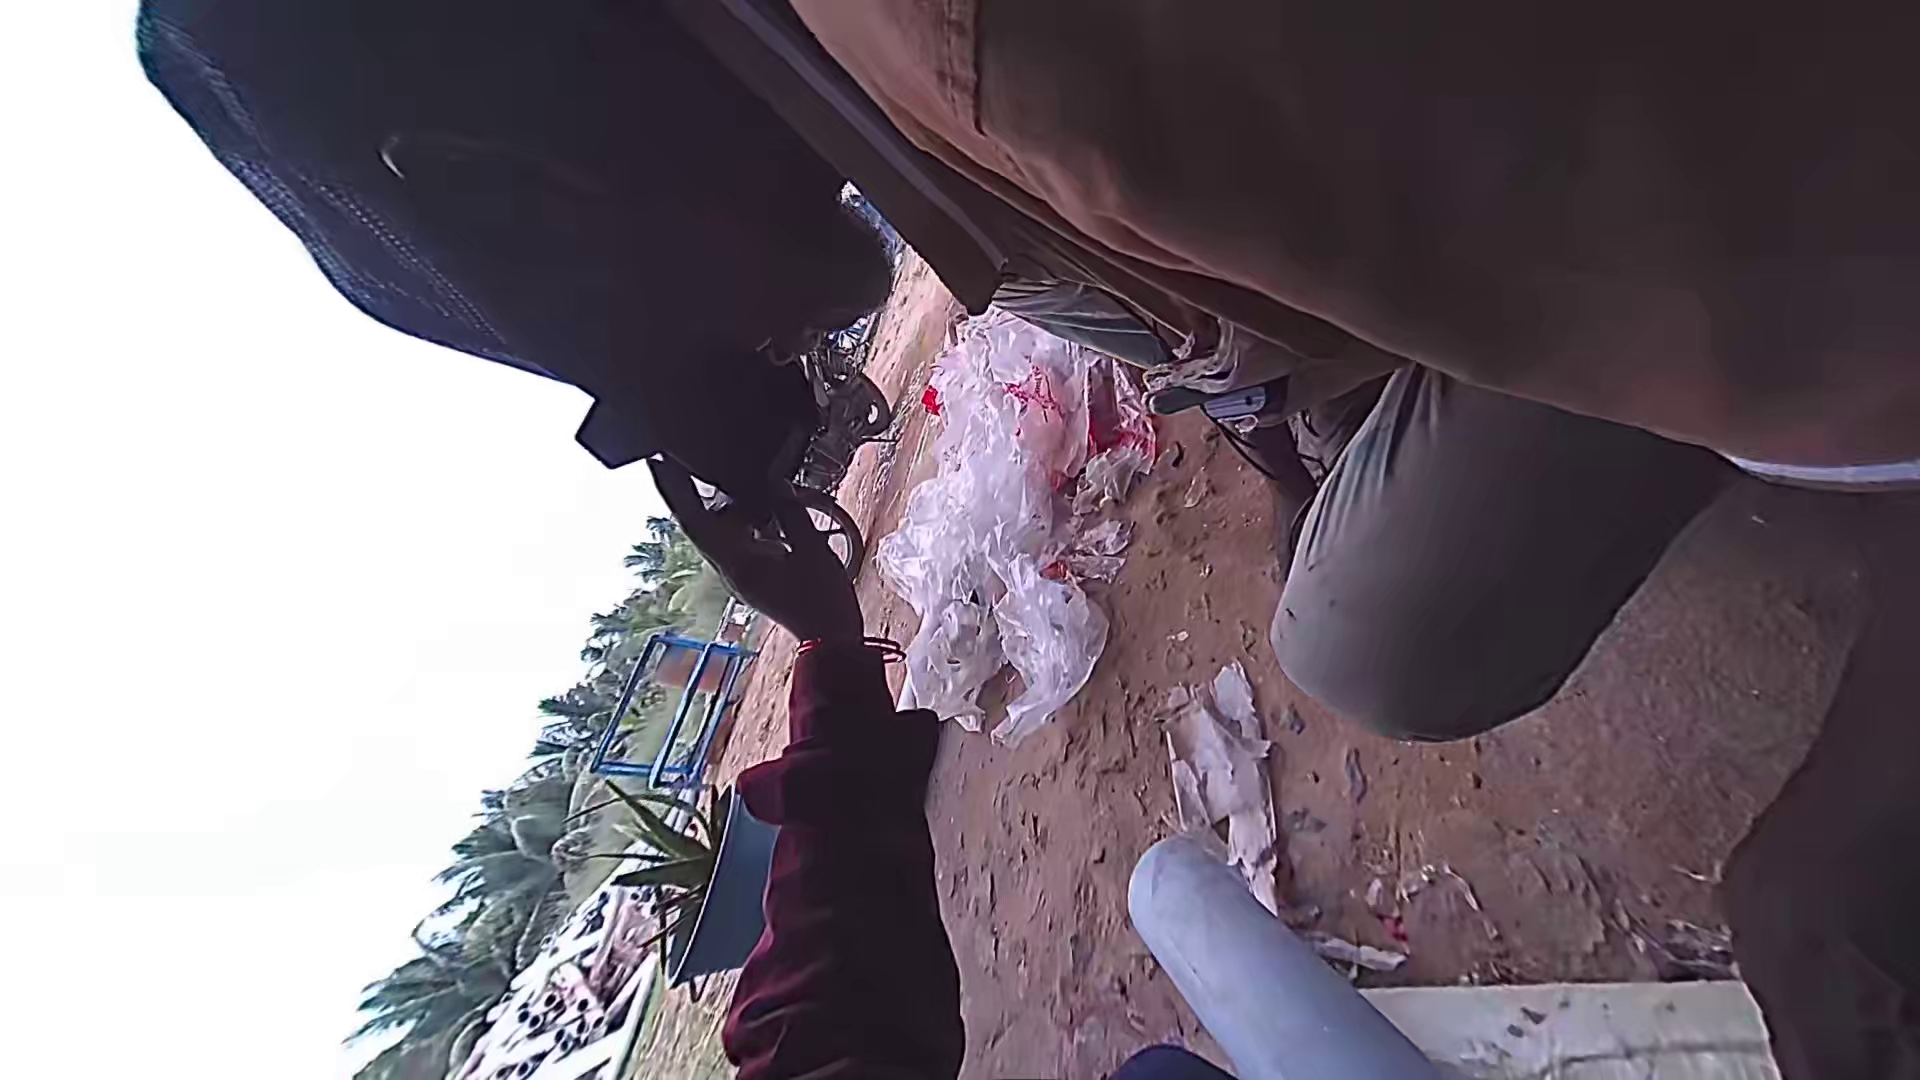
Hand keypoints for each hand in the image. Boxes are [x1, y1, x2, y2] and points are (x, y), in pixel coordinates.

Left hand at [648, 458, 864, 643]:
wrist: (831, 640)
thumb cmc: (823, 600)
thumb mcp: (812, 551)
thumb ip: (791, 513)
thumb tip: (775, 482)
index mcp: (738, 563)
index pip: (694, 521)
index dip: (675, 490)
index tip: (659, 462)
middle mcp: (731, 570)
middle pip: (708, 524)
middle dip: (708, 493)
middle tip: (712, 462)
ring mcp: (742, 576)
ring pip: (726, 533)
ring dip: (734, 508)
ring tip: (751, 482)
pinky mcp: (755, 579)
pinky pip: (742, 543)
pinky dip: (749, 523)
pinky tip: (769, 511)